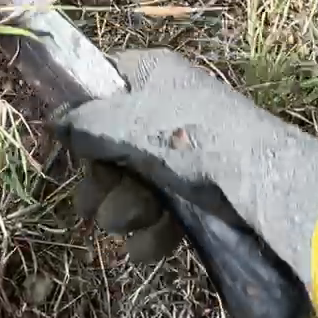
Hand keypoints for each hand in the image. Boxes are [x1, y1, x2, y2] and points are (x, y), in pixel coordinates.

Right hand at [57, 49, 317, 317]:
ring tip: (132, 220)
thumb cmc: (192, 138)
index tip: (64, 142)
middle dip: (99, 179)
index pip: (102, 82)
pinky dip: (150, 229)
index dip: (79, 111)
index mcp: (151, 75)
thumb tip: (54, 120)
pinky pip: (156, 209)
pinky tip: (152, 242)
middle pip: (108, 141)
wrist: (263, 187)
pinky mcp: (195, 192)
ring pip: (128, 182)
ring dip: (122, 208)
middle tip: (90, 205)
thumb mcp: (130, 122)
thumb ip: (86, 121)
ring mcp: (180, 152)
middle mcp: (163, 108)